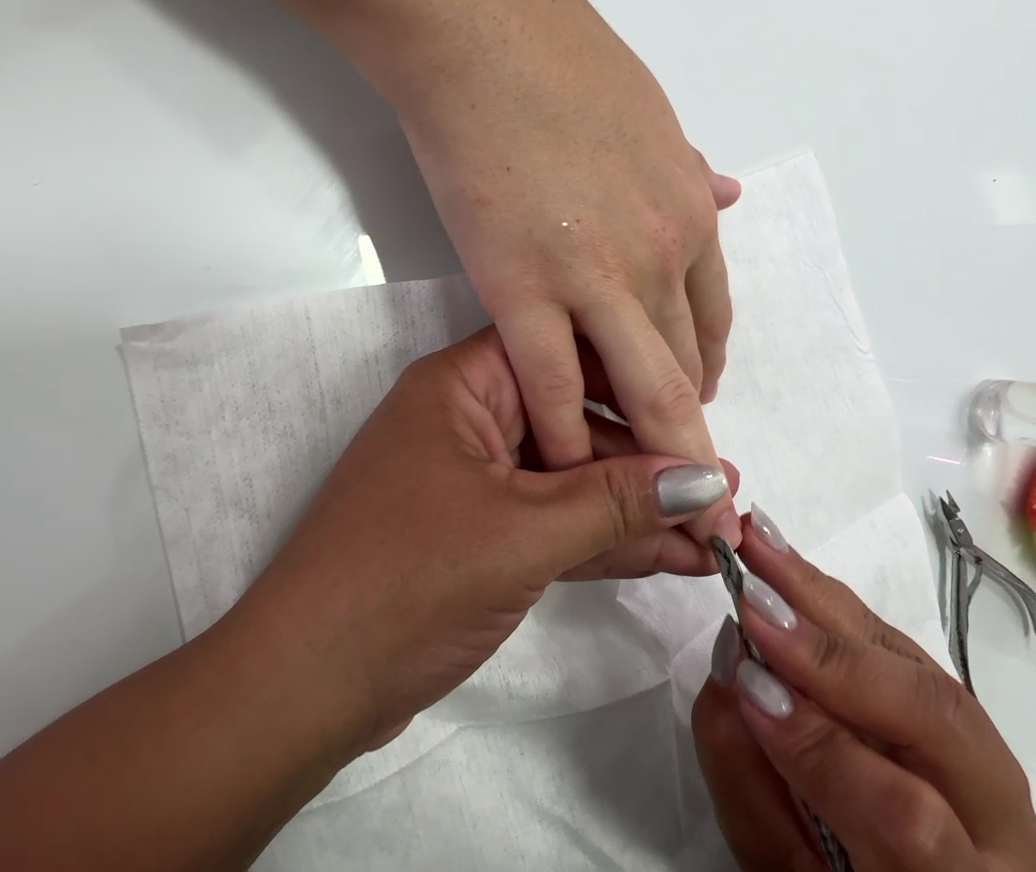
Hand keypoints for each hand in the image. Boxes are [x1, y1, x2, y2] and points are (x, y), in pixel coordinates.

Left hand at [237, 327, 739, 751]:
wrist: (308, 681)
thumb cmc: (408, 579)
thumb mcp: (521, 533)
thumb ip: (617, 503)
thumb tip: (710, 480)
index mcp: (463, 385)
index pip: (566, 353)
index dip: (638, 381)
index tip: (707, 416)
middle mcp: (470, 420)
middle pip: (576, 422)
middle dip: (650, 464)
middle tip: (727, 496)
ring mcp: (474, 482)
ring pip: (571, 481)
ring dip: (636, 511)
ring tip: (717, 536)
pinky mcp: (479, 537)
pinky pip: (554, 523)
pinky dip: (604, 542)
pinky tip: (671, 559)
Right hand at [394, 16, 740, 543]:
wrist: (479, 33)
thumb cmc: (556, 62)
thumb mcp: (647, 114)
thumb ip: (684, 169)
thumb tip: (723, 192)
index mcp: (687, 210)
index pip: (710, 314)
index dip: (704, 367)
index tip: (693, 400)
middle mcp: (660, 253)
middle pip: (685, 362)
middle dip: (691, 430)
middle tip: (692, 482)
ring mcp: (596, 275)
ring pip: (640, 388)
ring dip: (649, 452)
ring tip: (649, 503)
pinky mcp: (522, 288)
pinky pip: (554, 384)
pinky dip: (567, 437)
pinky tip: (566, 472)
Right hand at [691, 512, 1035, 870]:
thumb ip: (753, 797)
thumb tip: (725, 682)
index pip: (907, 817)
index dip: (821, 744)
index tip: (745, 682)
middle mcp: (1007, 831)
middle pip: (942, 720)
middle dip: (834, 648)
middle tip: (751, 589)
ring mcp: (1000, 780)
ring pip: (932, 675)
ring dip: (834, 604)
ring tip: (763, 544)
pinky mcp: (974, 737)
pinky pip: (913, 663)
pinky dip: (845, 615)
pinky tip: (794, 572)